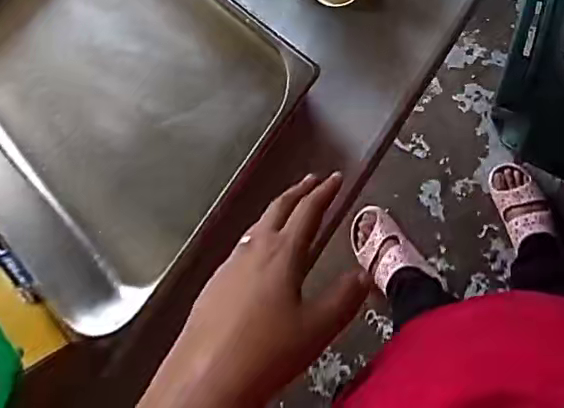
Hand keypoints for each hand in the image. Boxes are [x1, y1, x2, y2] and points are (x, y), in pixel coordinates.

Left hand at [141, 173, 369, 407]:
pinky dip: (258, 236)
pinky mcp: (212, 286)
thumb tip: (363, 274)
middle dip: (298, 191)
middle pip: (279, 207)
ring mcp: (229, 265)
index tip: (336, 178)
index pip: (308, 210)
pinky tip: (256, 255)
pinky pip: (241, 247)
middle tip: (312, 181)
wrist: (199, 385)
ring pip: (258, 225)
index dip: (325, 192)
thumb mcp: (315, 330)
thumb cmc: (261, 355)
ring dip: (277, 212)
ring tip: (287, 211)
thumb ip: (343, 299)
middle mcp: (254, 249)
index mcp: (282, 252)